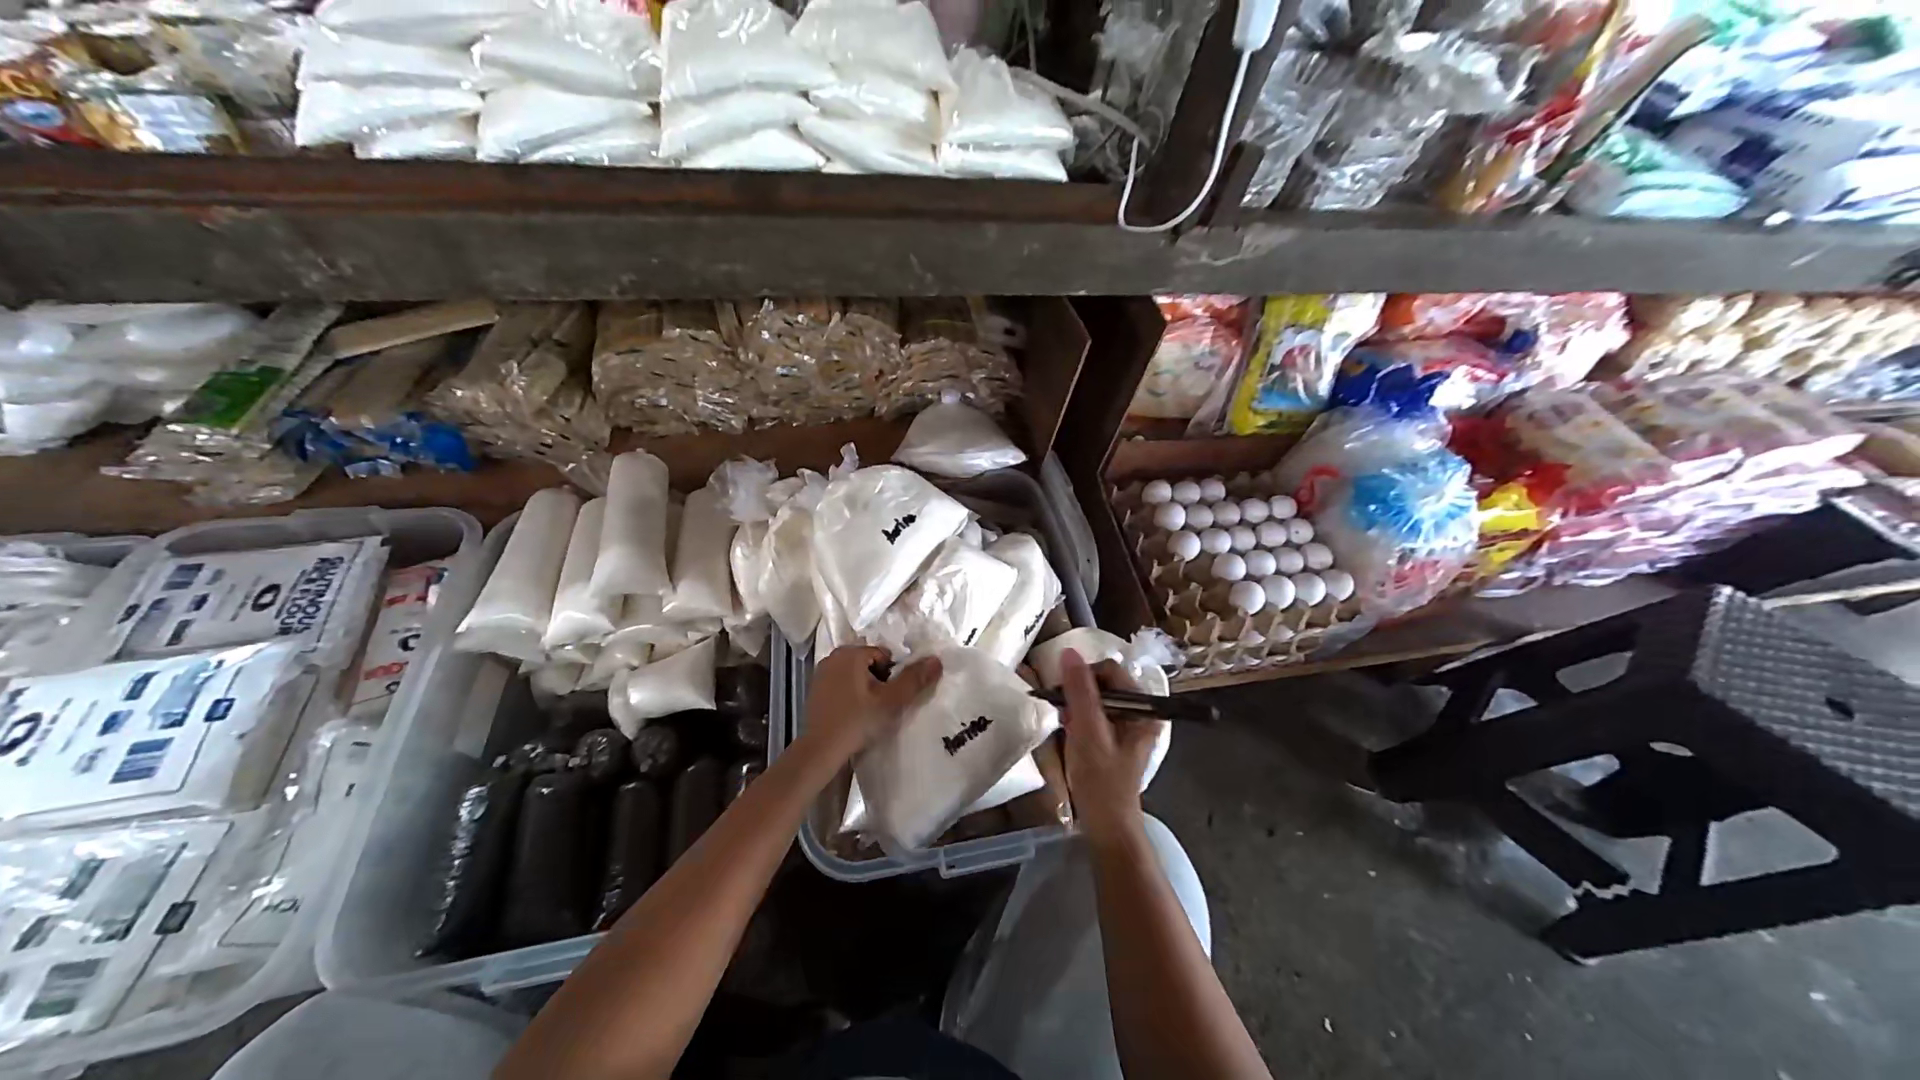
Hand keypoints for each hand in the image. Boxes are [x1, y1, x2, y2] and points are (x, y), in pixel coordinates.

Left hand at [802, 646, 941, 761]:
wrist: (821, 750)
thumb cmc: (858, 721)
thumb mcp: (892, 701)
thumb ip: (915, 679)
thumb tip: (936, 660)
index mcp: (850, 653)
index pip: (884, 655)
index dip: (893, 676)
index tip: (890, 697)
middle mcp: (833, 657)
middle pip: (869, 663)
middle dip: (879, 680)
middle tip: (882, 705)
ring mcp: (821, 674)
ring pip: (855, 675)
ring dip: (865, 689)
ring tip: (868, 712)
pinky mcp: (815, 691)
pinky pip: (841, 686)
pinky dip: (850, 696)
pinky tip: (852, 715)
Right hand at [1059, 649, 1164, 844]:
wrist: (1106, 826)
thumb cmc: (1101, 781)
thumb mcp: (1088, 732)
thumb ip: (1079, 691)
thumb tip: (1069, 652)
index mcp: (1145, 708)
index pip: (1110, 670)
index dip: (1083, 677)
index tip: (1064, 695)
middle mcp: (1140, 712)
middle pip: (1102, 683)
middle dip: (1078, 694)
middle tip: (1065, 715)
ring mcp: (1128, 726)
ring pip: (1094, 698)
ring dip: (1075, 708)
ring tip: (1067, 728)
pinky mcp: (1114, 738)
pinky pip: (1092, 715)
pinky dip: (1077, 720)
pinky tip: (1070, 736)